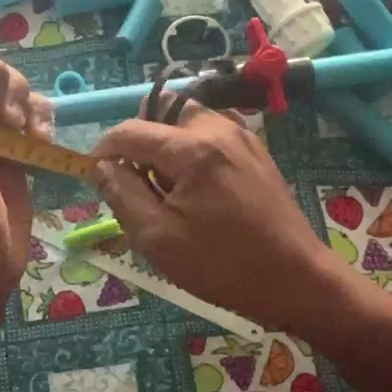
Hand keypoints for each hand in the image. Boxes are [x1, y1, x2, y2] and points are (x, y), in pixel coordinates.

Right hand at [91, 102, 364, 332]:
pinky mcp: (256, 153)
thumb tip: (102, 167)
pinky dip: (191, 153)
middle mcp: (218, 129)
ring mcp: (242, 138)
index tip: (95, 178)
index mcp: (191, 148)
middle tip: (135, 183)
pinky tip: (194, 192)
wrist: (295, 279)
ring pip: (187, 122)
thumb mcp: (158, 238)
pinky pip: (210, 137)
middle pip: (161, 113)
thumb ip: (123, 195)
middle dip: (139, 141)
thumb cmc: (222, 264)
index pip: (129, 131)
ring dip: (166, 146)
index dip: (103, 151)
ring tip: (164, 190)